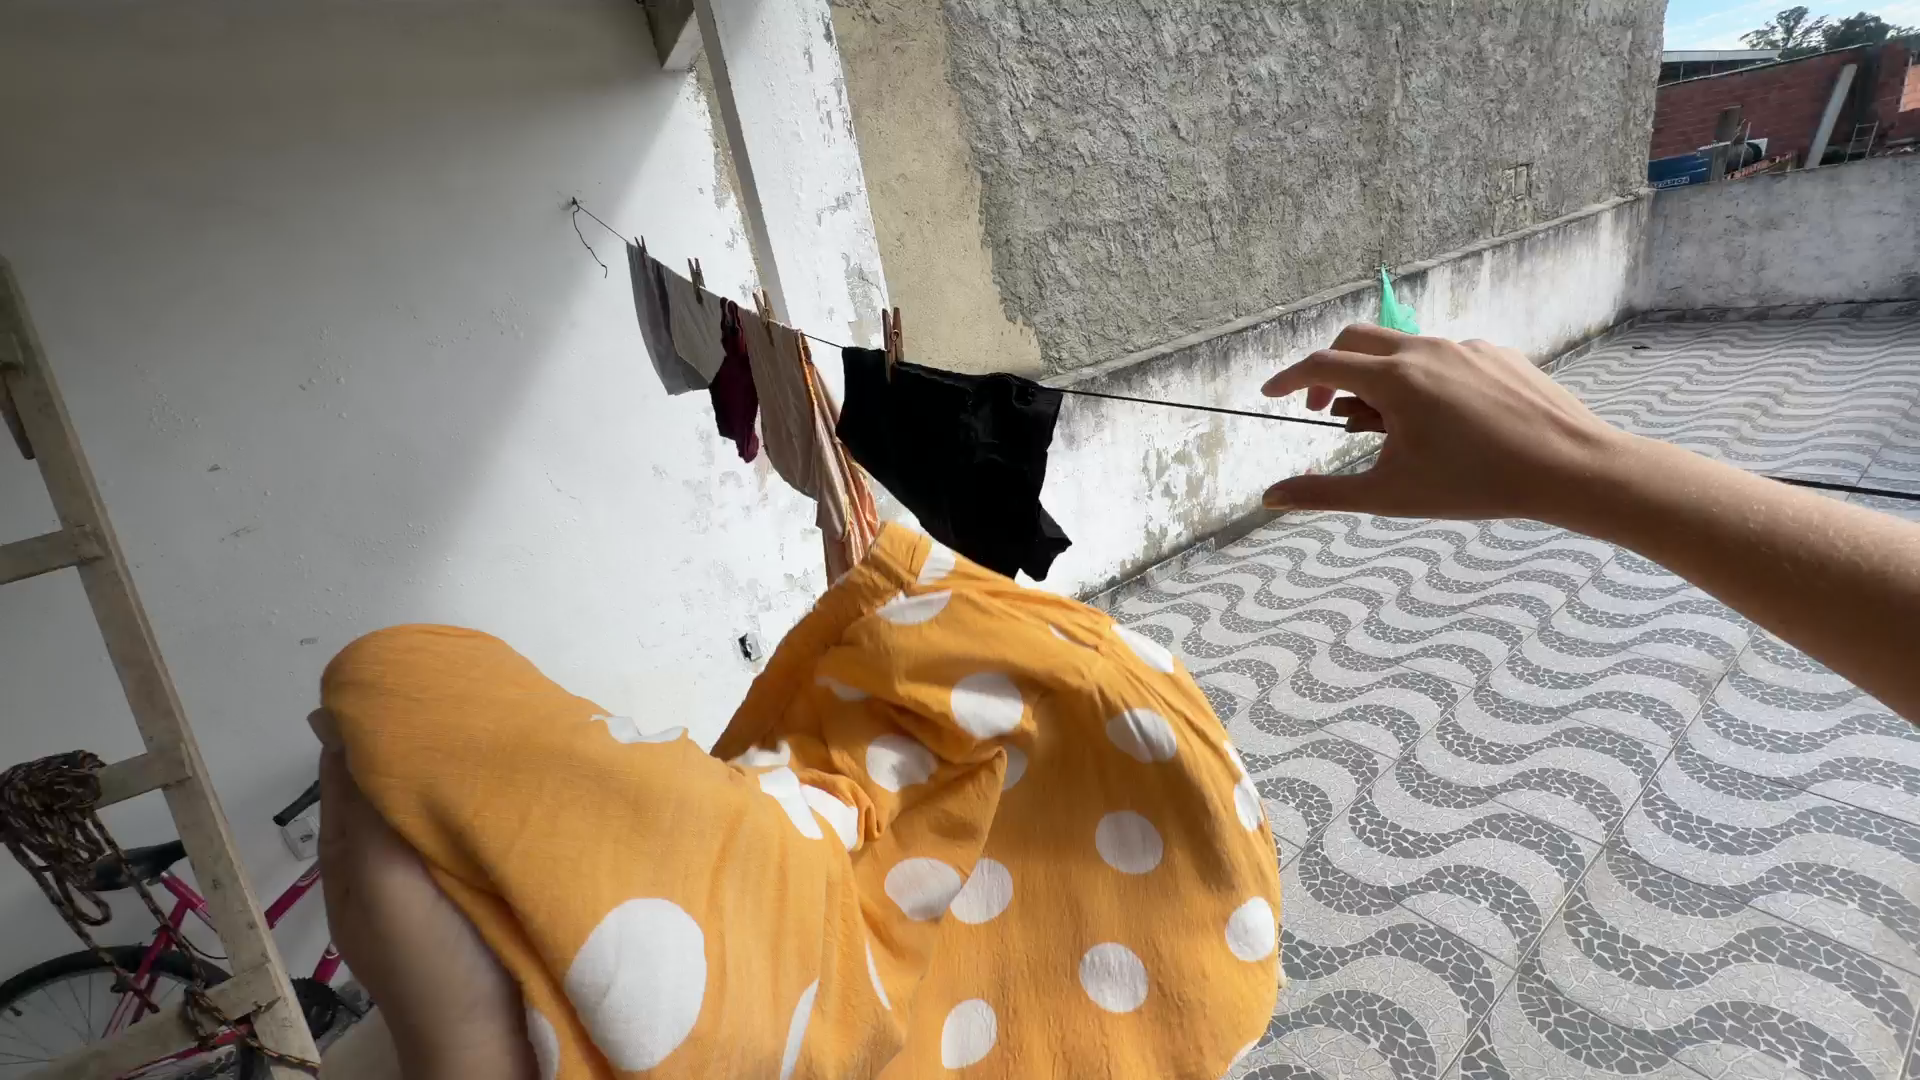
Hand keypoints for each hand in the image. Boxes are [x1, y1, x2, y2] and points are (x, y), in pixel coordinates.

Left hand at [311, 709, 536, 1079]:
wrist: (493, 1033)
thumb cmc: (435, 956)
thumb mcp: (385, 881)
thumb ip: (368, 810)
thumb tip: (337, 720)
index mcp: (359, 852)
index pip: (354, 767)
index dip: (377, 719)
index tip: (417, 673)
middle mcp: (394, 853)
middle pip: (402, 776)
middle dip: (428, 732)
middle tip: (474, 688)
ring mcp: (441, 866)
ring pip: (444, 792)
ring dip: (466, 758)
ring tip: (505, 716)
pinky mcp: (484, 872)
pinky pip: (478, 814)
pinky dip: (491, 786)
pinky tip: (524, 768)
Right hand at [1260, 325, 1626, 523]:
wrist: (1573, 468)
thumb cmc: (1473, 484)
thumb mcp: (1387, 494)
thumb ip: (1322, 493)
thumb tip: (1269, 498)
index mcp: (1394, 380)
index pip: (1321, 365)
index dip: (1288, 380)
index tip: (1270, 395)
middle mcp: (1425, 350)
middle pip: (1355, 339)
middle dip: (1328, 370)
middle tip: (1326, 411)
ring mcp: (1465, 347)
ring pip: (1399, 347)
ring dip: (1375, 377)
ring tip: (1389, 425)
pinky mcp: (1496, 353)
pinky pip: (1440, 355)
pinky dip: (1418, 378)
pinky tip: (1438, 418)